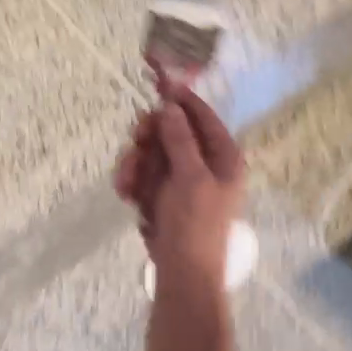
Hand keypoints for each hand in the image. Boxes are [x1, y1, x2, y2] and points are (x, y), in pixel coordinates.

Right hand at [113, 71, 244, 288]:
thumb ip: (179, 139)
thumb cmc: (195, 225)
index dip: (180, 95)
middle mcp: (202, 162)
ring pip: (148, 150)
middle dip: (147, 137)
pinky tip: (128, 196)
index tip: (156, 77)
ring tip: (129, 186)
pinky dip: (131, 181)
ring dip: (134, 164)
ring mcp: (179, 178)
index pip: (201, 114)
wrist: (182, 274)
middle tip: (136, 142)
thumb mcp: (190, 179)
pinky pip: (139, 172)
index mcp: (223, 157)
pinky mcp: (159, 193)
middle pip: (168, 129)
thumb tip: (169, 105)